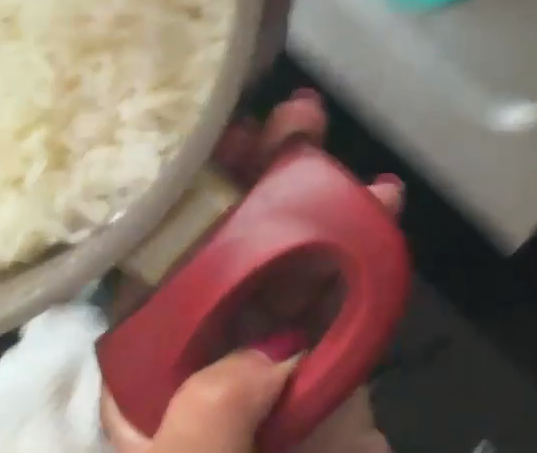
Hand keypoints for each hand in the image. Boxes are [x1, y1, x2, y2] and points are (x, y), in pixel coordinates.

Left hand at [103, 91, 400, 452]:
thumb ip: (212, 415)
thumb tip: (267, 349)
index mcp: (152, 376)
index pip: (162, 271)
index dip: (186, 204)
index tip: (213, 147)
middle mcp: (215, 350)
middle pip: (237, 249)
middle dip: (261, 181)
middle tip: (288, 119)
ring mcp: (283, 350)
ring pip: (302, 257)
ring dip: (323, 198)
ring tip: (336, 150)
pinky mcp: (342, 354)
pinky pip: (356, 289)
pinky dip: (372, 240)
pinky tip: (384, 201)